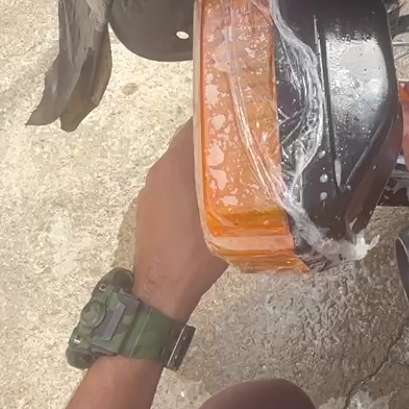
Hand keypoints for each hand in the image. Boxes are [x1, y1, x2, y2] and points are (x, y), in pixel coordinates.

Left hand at [129, 122, 225, 319]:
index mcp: (176, 166)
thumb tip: (260, 171)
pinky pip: (171, 182)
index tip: (243, 123)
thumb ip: (241, 189)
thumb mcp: (227, 219)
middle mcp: (159, 170)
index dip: (220, 121)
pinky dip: (188, 183)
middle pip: (189, 144)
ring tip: (231, 174)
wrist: (161, 287)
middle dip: (215, 144)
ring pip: (180, 164)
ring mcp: (150, 189)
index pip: (196, 126)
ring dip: (202, 165)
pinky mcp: (148, 205)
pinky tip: (208, 199)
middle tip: (244, 149)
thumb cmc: (196, 251)